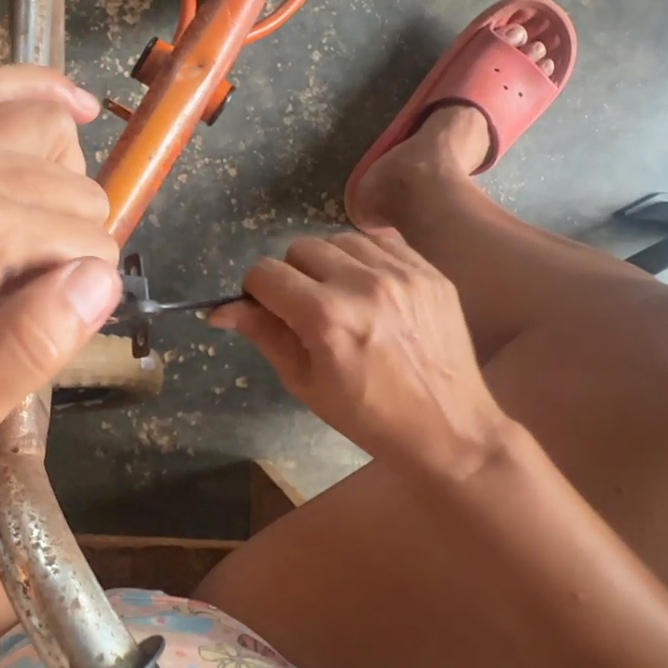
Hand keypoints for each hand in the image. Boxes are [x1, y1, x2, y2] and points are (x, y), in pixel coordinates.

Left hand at [0, 65, 121, 447]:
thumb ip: (31, 349)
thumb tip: (99, 279)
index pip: (91, 244)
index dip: (80, 292)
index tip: (33, 319)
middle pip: (80, 191)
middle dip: (72, 244)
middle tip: (24, 288)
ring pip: (60, 140)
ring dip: (63, 187)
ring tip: (26, 236)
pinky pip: (4, 85)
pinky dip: (45, 92)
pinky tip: (75, 110)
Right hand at [209, 231, 509, 477]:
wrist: (447, 428)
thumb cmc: (366, 414)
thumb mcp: (302, 381)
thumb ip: (262, 334)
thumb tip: (219, 309)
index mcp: (325, 317)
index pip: (264, 273)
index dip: (255, 292)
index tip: (267, 312)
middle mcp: (361, 284)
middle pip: (298, 249)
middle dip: (290, 276)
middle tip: (305, 311)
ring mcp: (401, 273)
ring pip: (337, 240)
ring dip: (327, 263)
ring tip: (338, 297)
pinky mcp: (429, 271)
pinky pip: (378, 241)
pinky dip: (363, 258)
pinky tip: (368, 289)